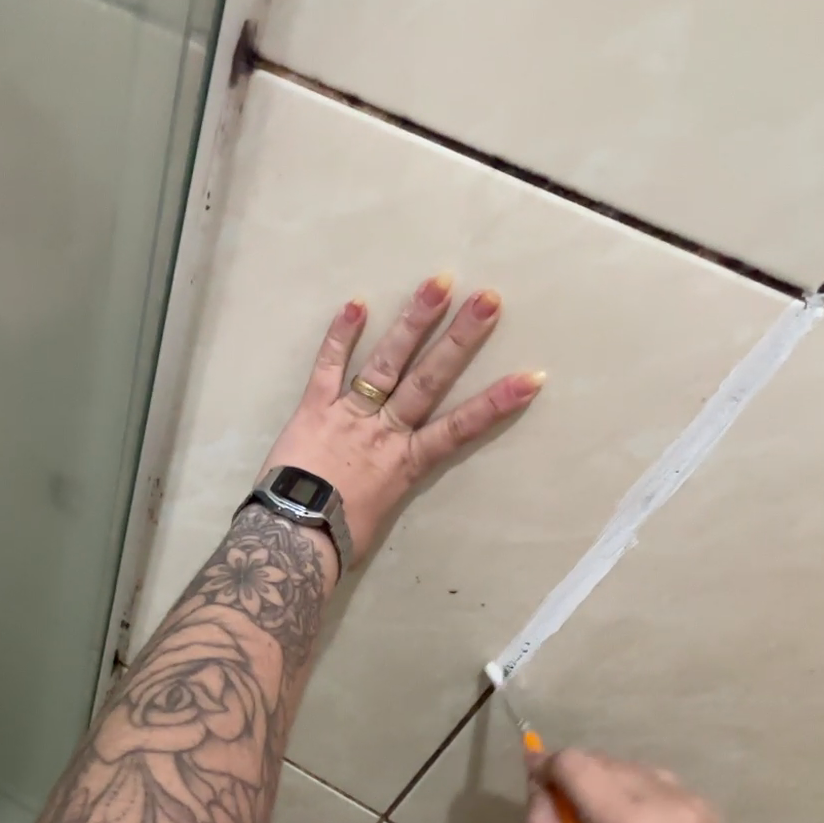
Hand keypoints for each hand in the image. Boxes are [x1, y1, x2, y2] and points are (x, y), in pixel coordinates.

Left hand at [259, 273, 544, 570]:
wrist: (292, 536)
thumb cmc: (337, 538)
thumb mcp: (375, 518)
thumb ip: (383, 492)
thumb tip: (377, 489)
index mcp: (406, 463)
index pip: (460, 428)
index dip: (496, 403)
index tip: (531, 376)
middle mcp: (385, 431)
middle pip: (429, 379)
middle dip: (460, 339)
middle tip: (488, 300)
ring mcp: (350, 415)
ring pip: (386, 363)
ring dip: (413, 322)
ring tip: (438, 284)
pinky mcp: (314, 408)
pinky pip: (328, 367)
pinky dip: (340, 336)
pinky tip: (356, 303)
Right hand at [526, 749, 769, 822]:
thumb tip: (535, 781)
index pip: (574, 764)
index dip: (546, 766)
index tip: (536, 785)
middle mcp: (663, 800)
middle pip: (597, 760)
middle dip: (574, 777)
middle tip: (568, 817)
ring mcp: (690, 798)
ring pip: (623, 765)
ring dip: (602, 781)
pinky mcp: (705, 803)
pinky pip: (650, 777)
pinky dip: (630, 790)